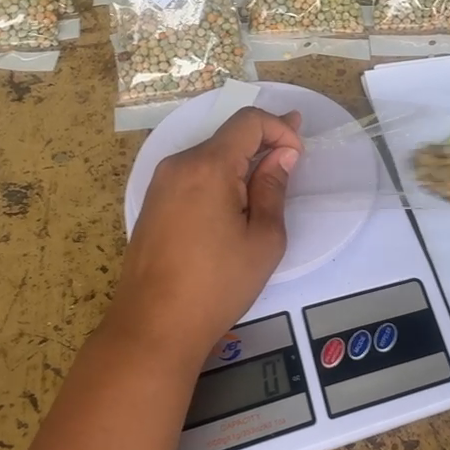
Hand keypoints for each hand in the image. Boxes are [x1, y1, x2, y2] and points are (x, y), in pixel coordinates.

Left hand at [108, 107, 303, 365]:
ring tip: (266, 186)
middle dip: (262, 143)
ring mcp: (161, 184)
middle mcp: (179, 164)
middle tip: (292, 159)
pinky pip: (193, 175)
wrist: (152, 327)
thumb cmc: (216, 285)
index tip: (297, 154)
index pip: (248, 122)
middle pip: (227, 136)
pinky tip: (233, 205)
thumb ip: (273, 188)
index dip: (278, 128)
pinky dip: (218, 178)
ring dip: (240, 162)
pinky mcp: (153, 204)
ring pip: (209, 155)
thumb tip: (281, 155)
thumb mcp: (263, 239)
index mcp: (207, 167)